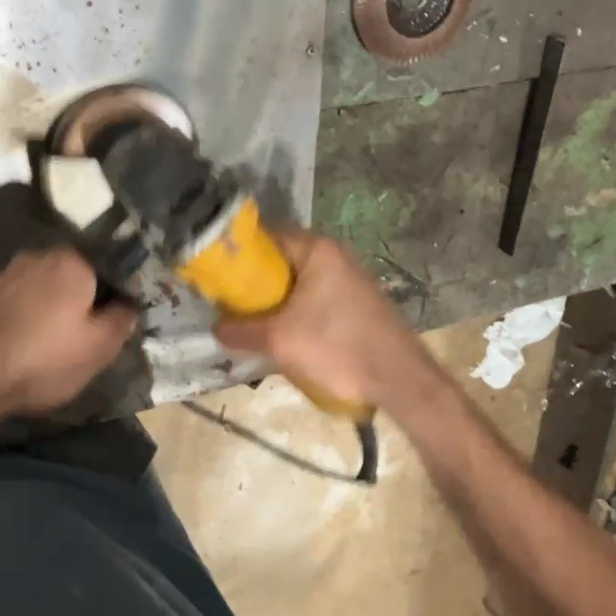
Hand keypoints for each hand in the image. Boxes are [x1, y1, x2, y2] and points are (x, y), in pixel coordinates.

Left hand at [0, 248, 138, 421]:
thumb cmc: (43, 359)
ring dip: (49, 309)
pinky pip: (16, 302)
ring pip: (42, 289)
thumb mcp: (98, 348)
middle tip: (81, 339)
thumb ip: (122, 321)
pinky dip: (23, 317)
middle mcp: (38, 256)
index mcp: (72, 261)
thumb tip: (129, 305)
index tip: (111, 327)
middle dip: (79, 302)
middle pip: (72, 277)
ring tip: (48, 346)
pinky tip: (20, 345)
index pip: (107, 272)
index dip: (113, 300)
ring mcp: (6, 273)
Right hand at [212, 228, 428, 408]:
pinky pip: (317, 297)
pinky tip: (288, 337)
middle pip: (282, 259)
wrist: (400, 380)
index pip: (267, 235)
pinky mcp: (359, 302)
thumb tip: (215, 328)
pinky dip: (298, 311)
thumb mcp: (279, 341)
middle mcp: (335, 255)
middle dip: (255, 281)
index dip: (239, 251)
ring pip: (300, 282)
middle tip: (231, 302)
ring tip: (254, 323)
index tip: (218, 272)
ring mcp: (351, 278)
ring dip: (277, 301)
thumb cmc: (337, 348)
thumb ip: (241, 331)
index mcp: (317, 250)